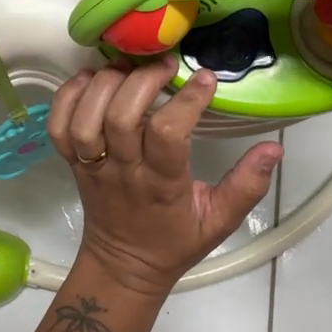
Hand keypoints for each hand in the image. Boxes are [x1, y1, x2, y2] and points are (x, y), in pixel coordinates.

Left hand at [48, 61, 281, 295]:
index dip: (186, 101)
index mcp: (162, 186)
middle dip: (142, 82)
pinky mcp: (71, 162)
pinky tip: (90, 79)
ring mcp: (91, 166)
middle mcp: (123, 172)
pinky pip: (58, 127)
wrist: (122, 267)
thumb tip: (274, 149)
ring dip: (104, 85)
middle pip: (121, 119)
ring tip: (127, 66)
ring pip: (85, 120)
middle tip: (165, 64)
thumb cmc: (174, 241)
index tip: (205, 78)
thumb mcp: (219, 221)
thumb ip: (246, 186)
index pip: (168, 136)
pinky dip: (67, 97)